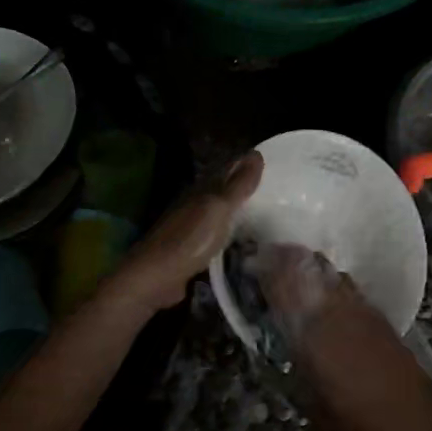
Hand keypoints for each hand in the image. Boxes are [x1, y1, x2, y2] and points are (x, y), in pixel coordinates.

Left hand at [104, 152, 263, 313]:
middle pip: (223, 191)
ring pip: (220, 213)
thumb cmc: (190, 239)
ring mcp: (192, 228)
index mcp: (201, 190)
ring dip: (239, 211)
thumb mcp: (218, 209)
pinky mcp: (192, 250)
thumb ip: (237, 185)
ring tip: (267, 214)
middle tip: (275, 189)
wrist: (157, 276)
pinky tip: (245, 241)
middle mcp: (195, 204)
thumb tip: (256, 154)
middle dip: (245, 187)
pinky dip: (231, 234)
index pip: (227, 169)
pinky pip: (217, 236)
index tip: (271, 162)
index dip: (247, 164)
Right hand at [255, 244, 431, 430]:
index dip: (264, 272)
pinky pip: (344, 282)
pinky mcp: (373, 311)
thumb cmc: (358, 416)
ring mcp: (355, 308)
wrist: (414, 414)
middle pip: (304, 271)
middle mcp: (331, 312)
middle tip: (266, 252)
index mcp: (310, 334)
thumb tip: (281, 347)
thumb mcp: (312, 402)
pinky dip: (329, 274)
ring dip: (306, 261)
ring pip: (326, 271)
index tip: (249, 261)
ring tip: (291, 258)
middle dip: (283, 257)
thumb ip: (294, 368)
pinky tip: (324, 279)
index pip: (281, 291)